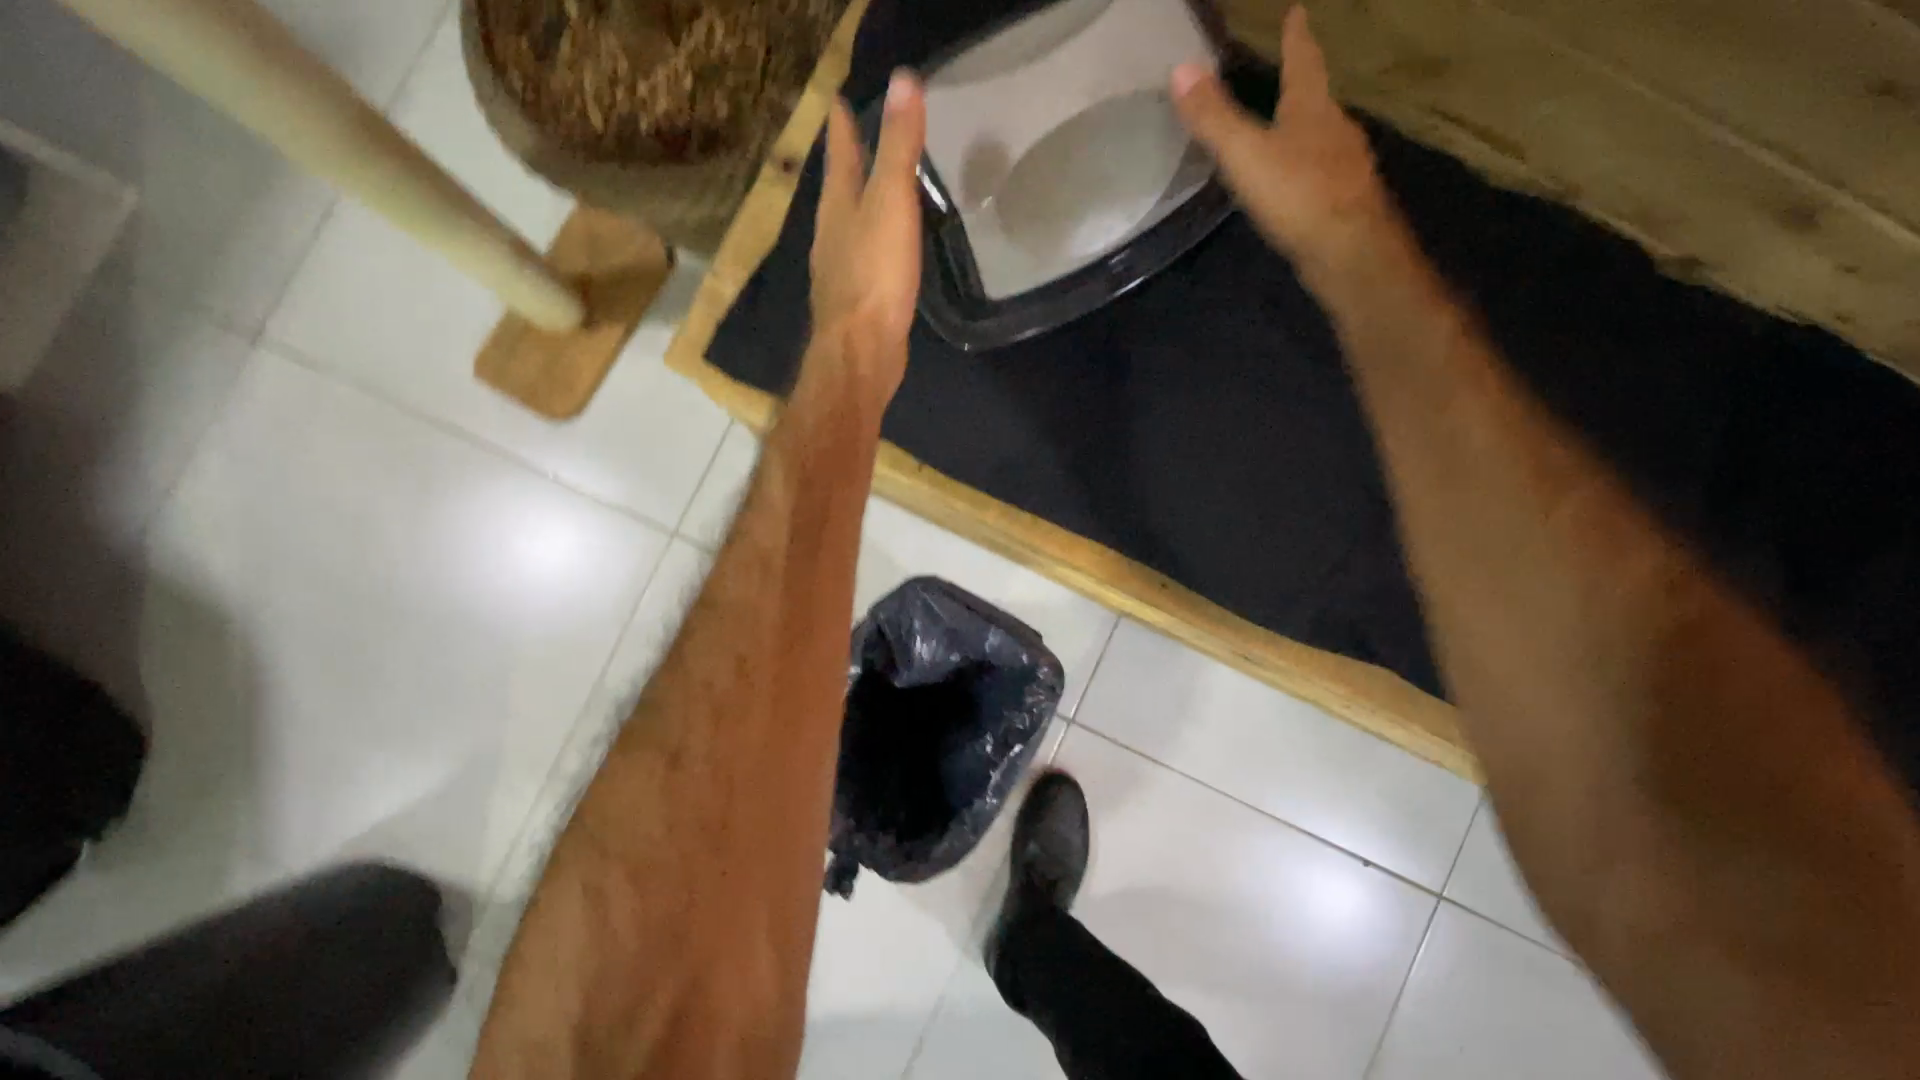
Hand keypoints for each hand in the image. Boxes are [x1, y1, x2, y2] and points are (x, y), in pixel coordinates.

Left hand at [808, 70, 926, 405]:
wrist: (861, 352)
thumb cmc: (874, 275)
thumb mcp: (890, 202)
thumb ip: (898, 147)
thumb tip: (904, 80)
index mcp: (838, 205)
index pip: (840, 153)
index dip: (842, 125)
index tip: (839, 101)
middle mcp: (831, 234)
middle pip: (839, 189)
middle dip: (849, 164)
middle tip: (859, 141)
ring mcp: (839, 270)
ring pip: (848, 225)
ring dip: (858, 205)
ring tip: (873, 191)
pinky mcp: (855, 301)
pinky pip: (862, 259)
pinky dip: (872, 243)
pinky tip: (883, 251)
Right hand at [1171, 7, 1394, 277]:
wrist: (1350, 253)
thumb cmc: (1299, 195)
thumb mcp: (1246, 154)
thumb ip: (1214, 117)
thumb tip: (1181, 68)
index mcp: (1312, 110)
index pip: (1304, 62)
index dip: (1297, 37)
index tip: (1298, 11)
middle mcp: (1337, 130)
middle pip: (1318, 100)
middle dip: (1303, 88)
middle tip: (1289, 76)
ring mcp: (1347, 168)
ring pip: (1325, 139)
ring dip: (1308, 133)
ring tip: (1288, 133)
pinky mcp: (1347, 204)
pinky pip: (1324, 176)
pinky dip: (1309, 172)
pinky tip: (1298, 188)